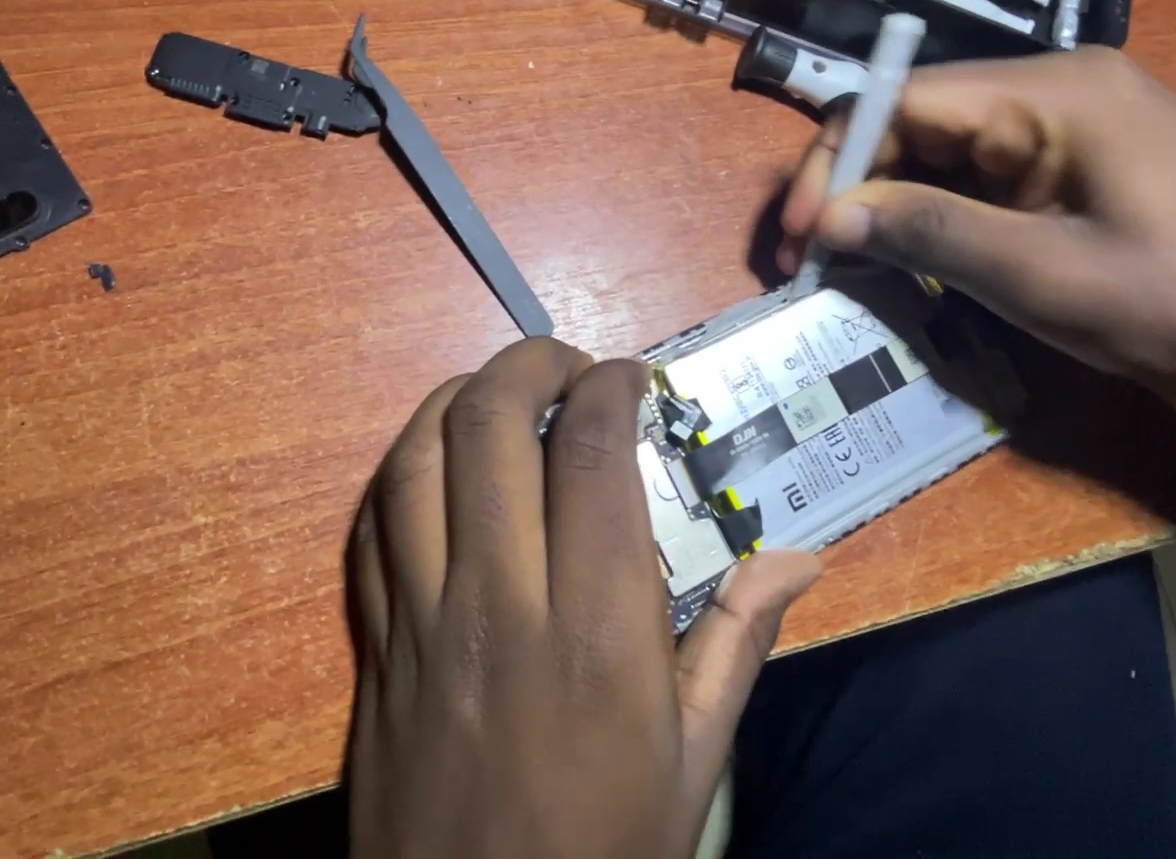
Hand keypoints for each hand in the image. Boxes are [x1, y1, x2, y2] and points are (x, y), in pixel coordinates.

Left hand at [346, 338, 820, 858]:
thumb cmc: (603, 851)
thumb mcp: (695, 764)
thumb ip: (739, 642)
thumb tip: (801, 557)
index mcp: (596, 633)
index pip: (592, 456)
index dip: (611, 389)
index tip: (631, 379)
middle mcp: (500, 604)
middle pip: (491, 428)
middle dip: (531, 365)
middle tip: (568, 366)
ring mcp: (421, 620)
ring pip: (418, 459)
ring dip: (459, 398)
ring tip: (502, 390)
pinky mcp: (375, 643)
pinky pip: (373, 522)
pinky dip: (405, 463)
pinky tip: (437, 455)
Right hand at [777, 47, 1175, 381]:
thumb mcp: (1042, 272)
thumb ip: (928, 233)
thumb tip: (827, 218)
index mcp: (1050, 92)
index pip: (904, 100)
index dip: (836, 159)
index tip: (798, 229)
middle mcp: (1051, 92)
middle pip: (916, 122)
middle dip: (852, 186)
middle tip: (808, 256)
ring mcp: (1063, 130)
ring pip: (939, 154)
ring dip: (885, 206)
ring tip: (843, 264)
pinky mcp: (1069, 170)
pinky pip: (975, 181)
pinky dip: (929, 218)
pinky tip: (903, 258)